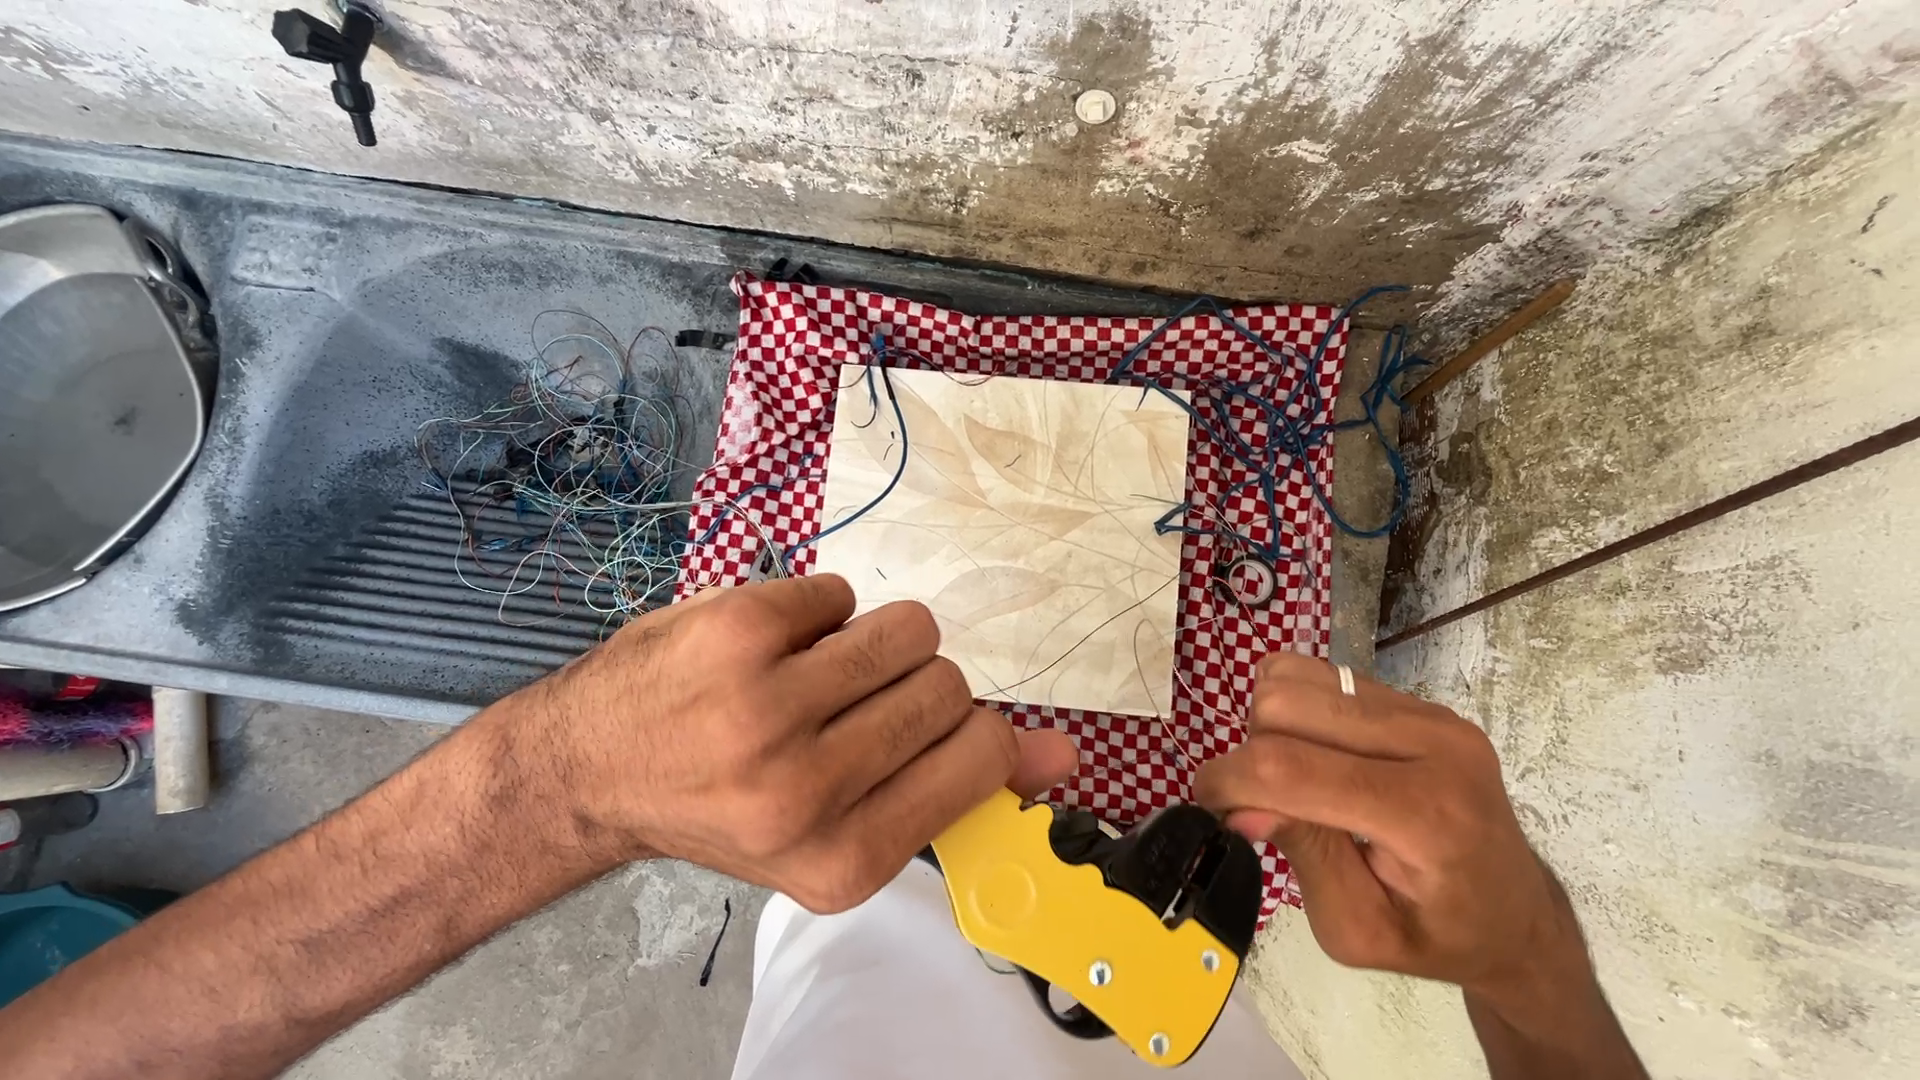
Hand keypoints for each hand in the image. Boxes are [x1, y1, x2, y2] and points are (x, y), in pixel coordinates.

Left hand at [484, 574, 1078, 912]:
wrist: (587, 771)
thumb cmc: (727, 806)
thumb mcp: (842, 829)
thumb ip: (956, 791)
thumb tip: (1062, 751)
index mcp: (844, 856)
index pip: (980, 754)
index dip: (967, 729)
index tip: (927, 727)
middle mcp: (806, 789)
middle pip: (946, 684)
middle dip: (909, 685)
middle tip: (848, 706)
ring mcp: (768, 704)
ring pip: (908, 627)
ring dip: (874, 641)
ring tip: (817, 670)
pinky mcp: (738, 630)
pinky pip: (842, 592)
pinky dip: (817, 612)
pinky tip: (769, 647)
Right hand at [1192, 653, 1587, 1003]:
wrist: (1515, 914)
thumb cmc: (1435, 935)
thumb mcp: (1357, 930)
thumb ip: (1302, 857)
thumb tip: (1240, 807)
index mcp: (1425, 814)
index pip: (1289, 768)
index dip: (1227, 781)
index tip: (1208, 806)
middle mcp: (1432, 743)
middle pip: (1283, 707)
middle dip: (1248, 755)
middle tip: (1266, 803)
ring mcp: (1428, 712)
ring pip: (1293, 678)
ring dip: (1268, 727)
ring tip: (1295, 775)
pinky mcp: (1416, 699)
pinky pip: (1319, 675)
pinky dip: (1293, 710)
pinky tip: (1315, 752)